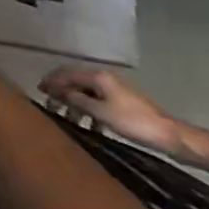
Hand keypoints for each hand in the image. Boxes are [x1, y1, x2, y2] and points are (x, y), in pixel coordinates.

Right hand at [38, 67, 200, 161]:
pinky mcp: (121, 103)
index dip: (52, 81)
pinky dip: (89, 111)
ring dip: (75, 104)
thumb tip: (56, 90)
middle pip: (76, 81)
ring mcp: (114, 90)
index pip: (67, 73)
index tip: (39, 91)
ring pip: (86, 93)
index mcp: (99, 77)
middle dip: (61, 92)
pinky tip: (89, 127)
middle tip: (50, 107)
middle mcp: (104, 79)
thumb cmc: (133, 121)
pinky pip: (97, 102)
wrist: (169, 135)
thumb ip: (76, 100)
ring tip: (68, 120)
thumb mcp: (101, 112)